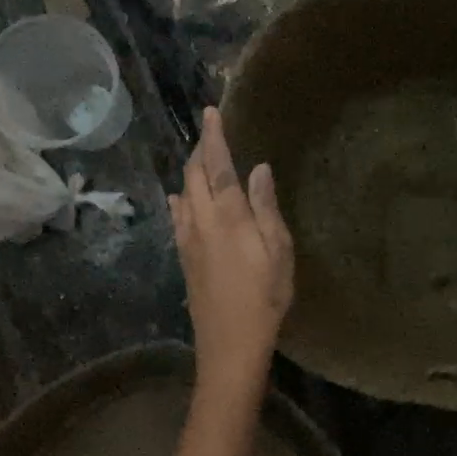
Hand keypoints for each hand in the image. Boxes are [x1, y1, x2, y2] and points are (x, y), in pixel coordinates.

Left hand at [172, 107, 294, 400]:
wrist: (229, 344)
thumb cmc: (264, 298)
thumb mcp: (278, 252)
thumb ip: (266, 207)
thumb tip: (259, 169)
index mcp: (227, 216)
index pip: (216, 165)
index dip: (213, 137)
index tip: (211, 111)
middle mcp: (200, 221)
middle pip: (192, 175)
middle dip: (198, 150)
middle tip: (210, 134)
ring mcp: (187, 240)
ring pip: (182, 194)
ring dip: (189, 172)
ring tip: (200, 161)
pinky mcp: (183, 258)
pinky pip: (177, 216)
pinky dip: (181, 197)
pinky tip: (181, 199)